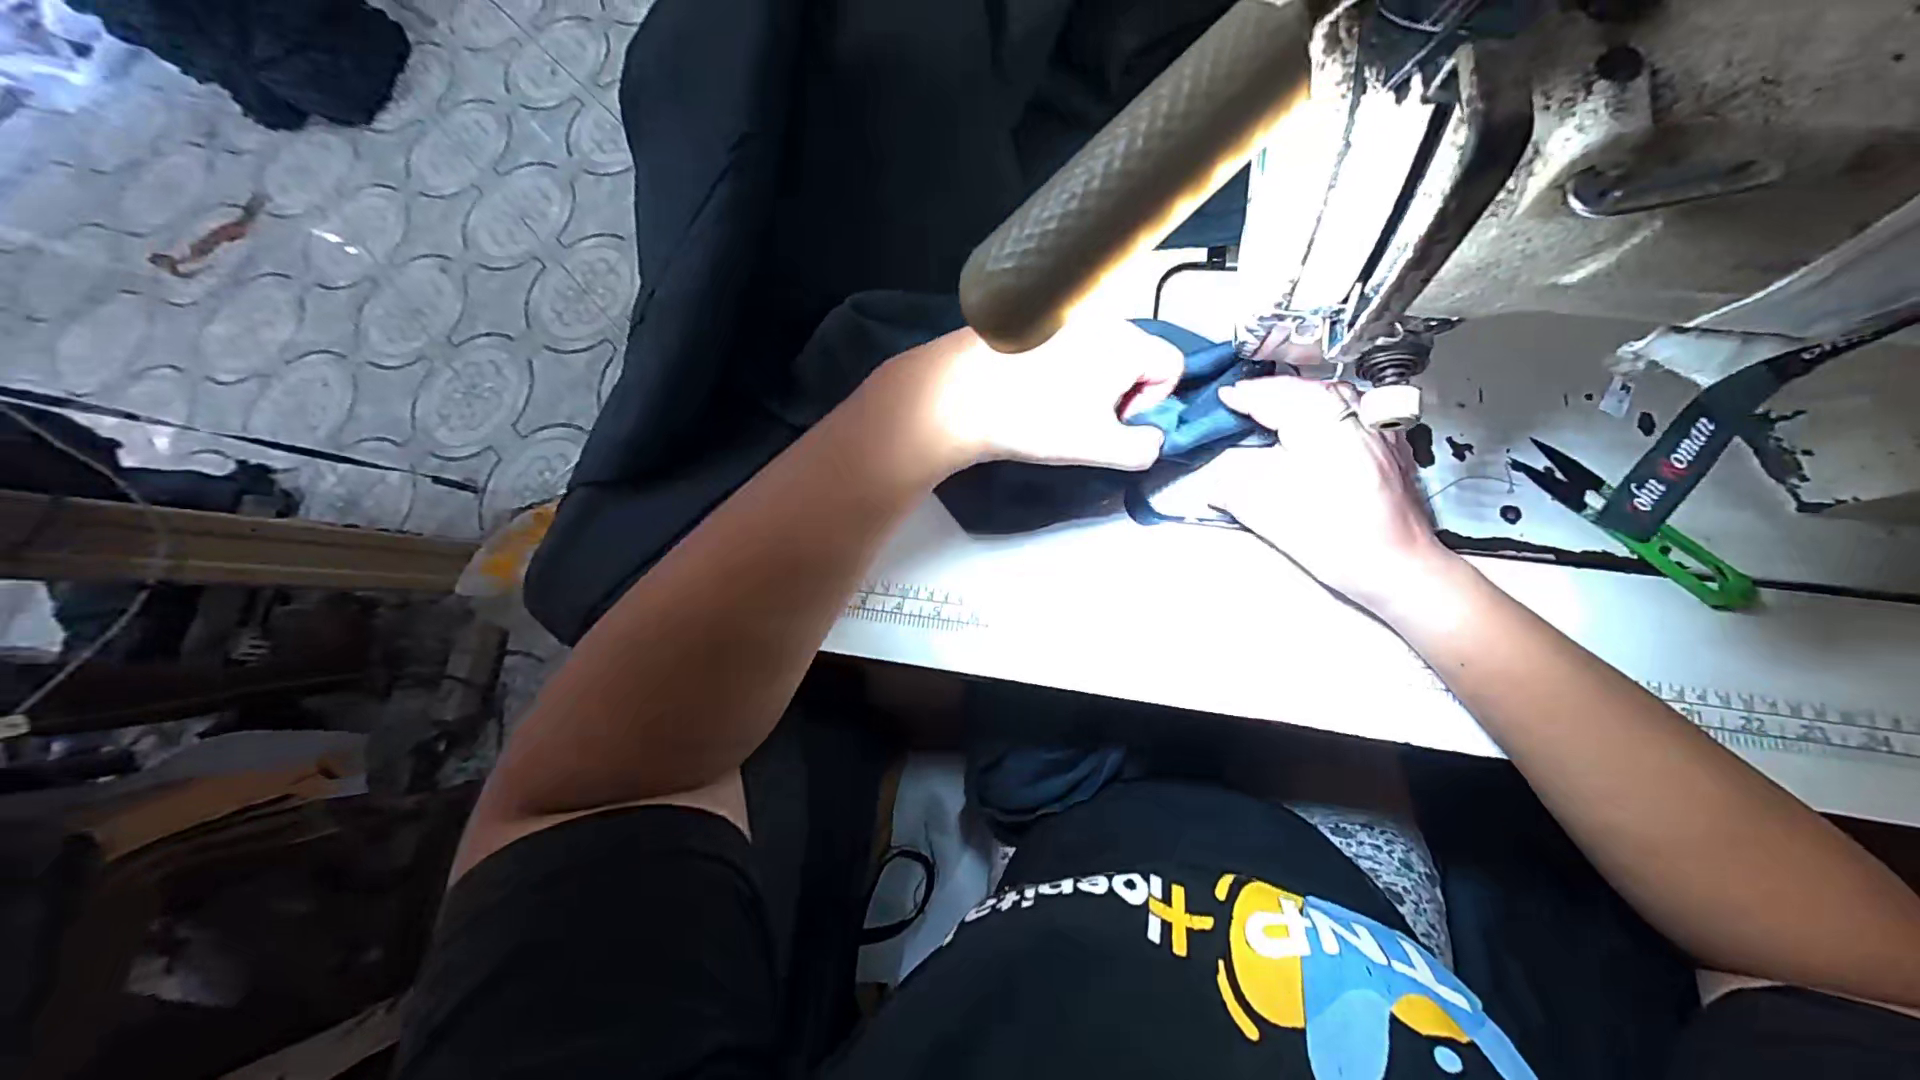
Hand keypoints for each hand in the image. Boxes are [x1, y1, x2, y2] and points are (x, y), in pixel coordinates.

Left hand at [918, 320, 1183, 469]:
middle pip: (1134, 355)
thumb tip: (1151, 439)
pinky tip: (1028, 389)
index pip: (1171, 366)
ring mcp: (1062, 314)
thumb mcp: (1098, 447)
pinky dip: (1056, 367)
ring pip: (1096, 350)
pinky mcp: (1031, 319)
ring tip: (1052, 406)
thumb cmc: (1033, 419)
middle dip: (1120, 390)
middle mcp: (1100, 317)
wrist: (956, 396)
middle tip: (1085, 419)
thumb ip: (1143, 449)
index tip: (1117, 422)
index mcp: (1127, 341)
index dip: (1153, 402)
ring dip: (1088, 379)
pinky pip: (1062, 343)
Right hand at [1211, 376, 1455, 609]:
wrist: (1400, 569)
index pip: (1276, 400)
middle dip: (1272, 389)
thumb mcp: (1270, 514)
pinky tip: (1318, 419)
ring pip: (1335, 394)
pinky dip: (1329, 405)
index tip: (1224, 397)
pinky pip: (1357, 408)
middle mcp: (1356, 421)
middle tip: (1242, 397)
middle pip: (1307, 389)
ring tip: (1275, 403)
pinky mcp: (1390, 446)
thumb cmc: (1340, 544)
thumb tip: (1215, 474)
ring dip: (1301, 393)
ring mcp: (1379, 430)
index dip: (1245, 398)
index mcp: (1324, 430)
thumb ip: (1236, 485)